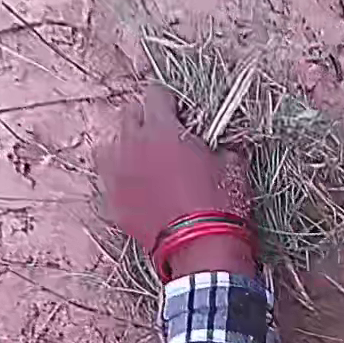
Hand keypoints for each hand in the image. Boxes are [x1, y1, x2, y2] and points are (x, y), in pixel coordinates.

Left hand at [100, 86, 255, 278]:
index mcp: (162, 130)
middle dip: (144, 120)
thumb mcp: (233, 166)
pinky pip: (110, 182)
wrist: (201, 248)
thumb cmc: (221, 203)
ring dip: (126, 148)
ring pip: (110, 147)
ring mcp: (117, 175)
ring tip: (143, 162)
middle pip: (128, 116)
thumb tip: (220, 144)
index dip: (170, 102)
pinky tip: (137, 190)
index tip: (179, 113)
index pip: (156, 94)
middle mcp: (133, 146)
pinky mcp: (112, 203)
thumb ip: (220, 145)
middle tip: (162, 136)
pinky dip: (122, 181)